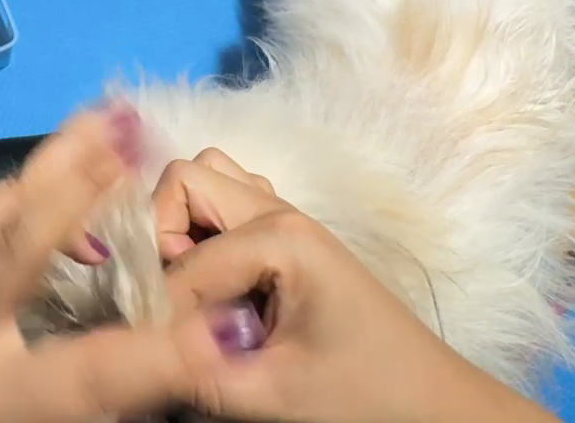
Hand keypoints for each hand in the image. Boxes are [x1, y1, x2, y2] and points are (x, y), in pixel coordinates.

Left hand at [0, 108, 223, 422]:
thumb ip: (68, 396)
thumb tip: (138, 367)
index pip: (86, 376)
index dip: (157, 356)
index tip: (221, 328)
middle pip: (19, 234)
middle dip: (81, 178)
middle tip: (134, 130)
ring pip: (4, 201)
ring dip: (62, 157)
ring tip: (110, 115)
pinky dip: (37, 178)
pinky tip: (64, 158)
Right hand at [157, 155, 557, 422]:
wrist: (438, 405)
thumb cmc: (365, 397)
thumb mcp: (276, 396)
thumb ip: (198, 373)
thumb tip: (136, 352)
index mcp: (280, 237)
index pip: (186, 256)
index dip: (159, 300)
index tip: (148, 340)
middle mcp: (278, 208)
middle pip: (188, 178)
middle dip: (162, 230)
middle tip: (170, 291)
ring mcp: (285, 214)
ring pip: (209, 176)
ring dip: (184, 218)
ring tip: (190, 277)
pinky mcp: (288, 231)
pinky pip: (230, 197)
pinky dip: (208, 222)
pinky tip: (219, 274)